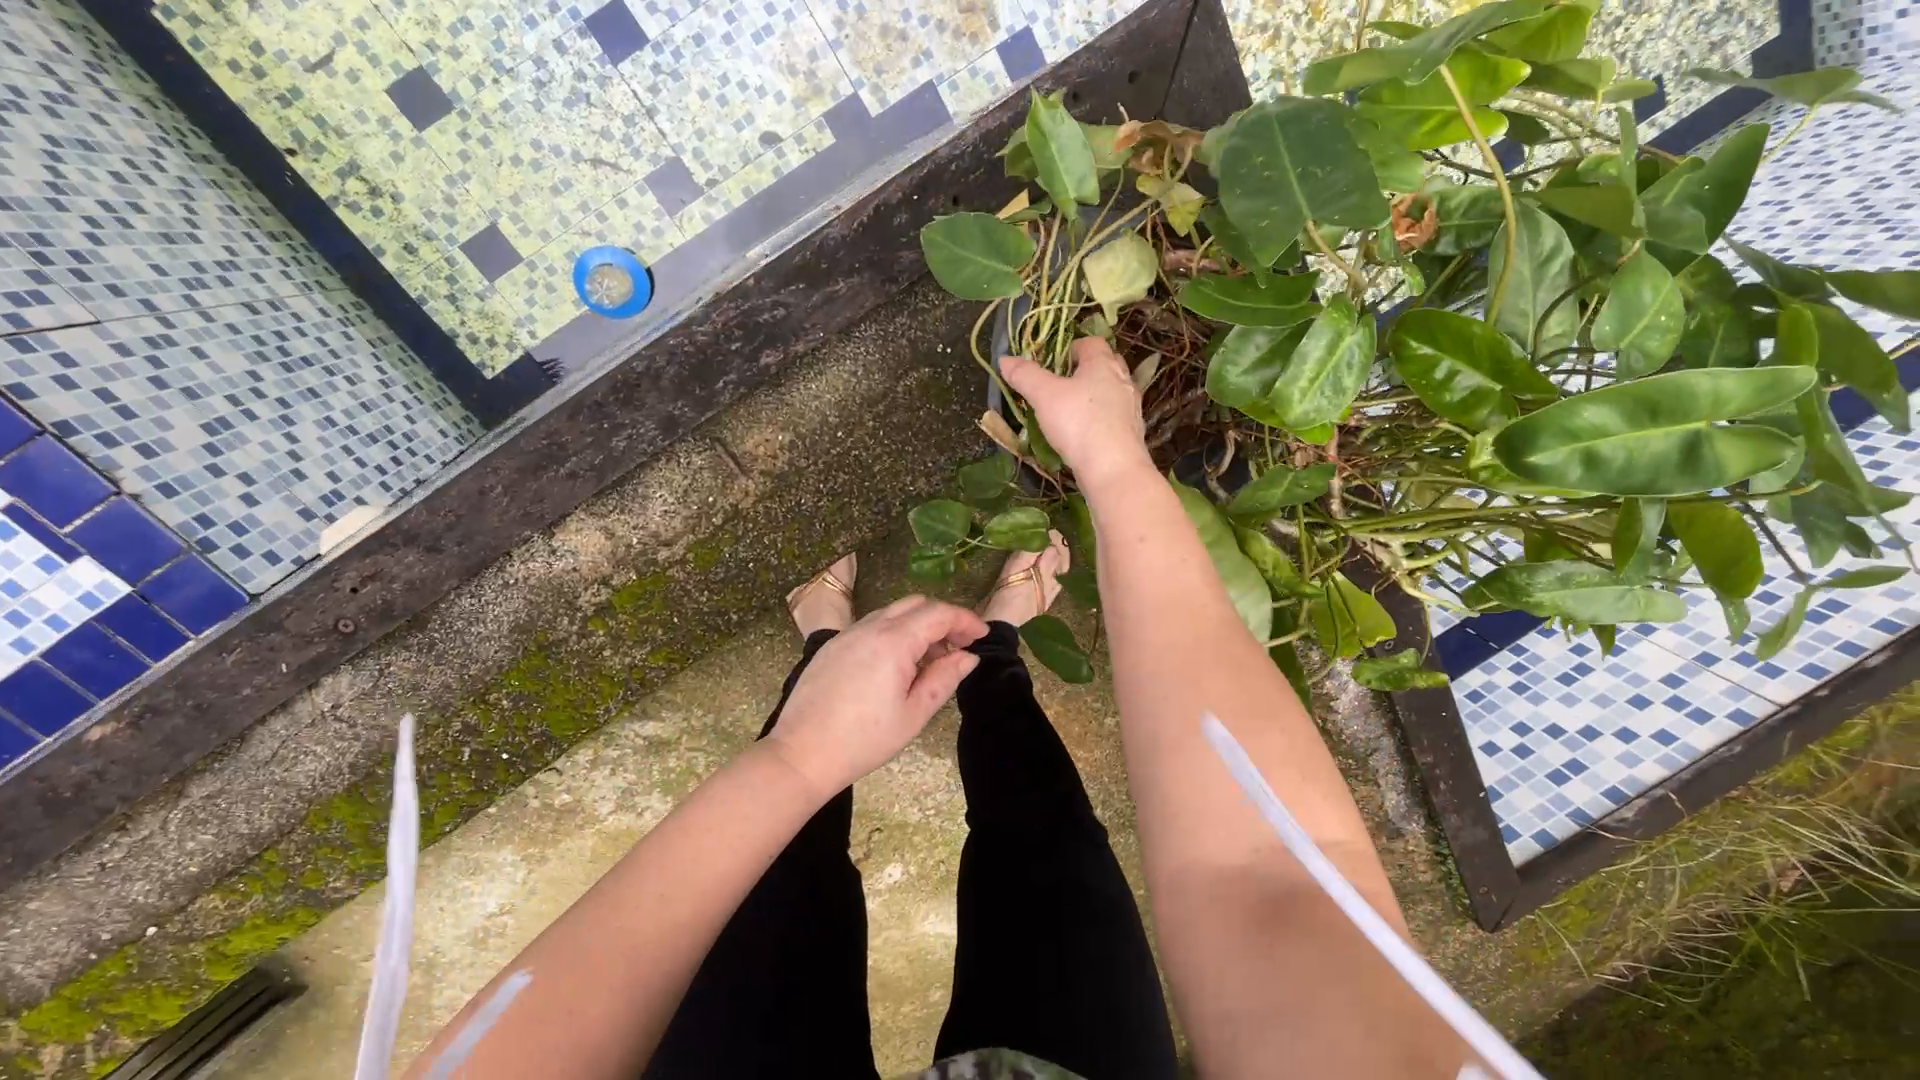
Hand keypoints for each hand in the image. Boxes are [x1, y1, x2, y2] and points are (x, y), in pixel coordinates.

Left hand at [764, 596, 987, 797]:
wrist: (802, 753)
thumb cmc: (864, 740)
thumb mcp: (913, 714)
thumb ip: (944, 678)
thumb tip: (968, 657)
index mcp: (894, 642)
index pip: (938, 614)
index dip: (965, 620)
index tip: (982, 635)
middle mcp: (870, 628)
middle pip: (916, 604)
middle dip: (943, 618)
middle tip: (960, 646)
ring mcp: (847, 634)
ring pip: (892, 613)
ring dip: (917, 625)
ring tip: (931, 659)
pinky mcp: (832, 646)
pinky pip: (871, 626)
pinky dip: (894, 633)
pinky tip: (898, 664)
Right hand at [1001, 338, 1152, 493]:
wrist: (1113, 468)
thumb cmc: (1079, 423)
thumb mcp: (1044, 396)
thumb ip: (1025, 376)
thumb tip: (1005, 359)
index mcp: (1103, 364)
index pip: (1092, 343)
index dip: (1072, 348)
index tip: (1055, 362)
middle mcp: (1122, 381)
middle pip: (1106, 365)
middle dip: (1085, 370)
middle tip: (1061, 384)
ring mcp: (1131, 408)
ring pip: (1111, 393)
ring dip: (1094, 397)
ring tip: (1071, 410)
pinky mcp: (1132, 433)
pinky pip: (1114, 418)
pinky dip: (1100, 420)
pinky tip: (1085, 434)